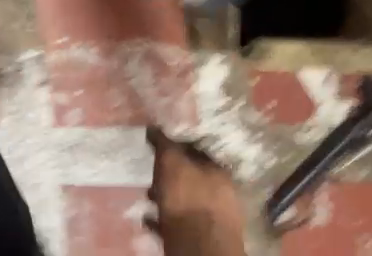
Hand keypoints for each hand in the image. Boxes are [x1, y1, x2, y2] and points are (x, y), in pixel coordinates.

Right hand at [148, 129, 247, 255]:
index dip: (175, 146)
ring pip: (186, 200)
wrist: (199, 247)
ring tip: (148, 199)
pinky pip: (181, 221)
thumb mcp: (171, 161)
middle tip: (151, 175)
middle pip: (191, 176)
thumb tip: (153, 127)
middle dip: (168, 175)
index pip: (196, 149)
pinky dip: (165, 218)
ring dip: (165, 197)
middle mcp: (223, 193)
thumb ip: (163, 142)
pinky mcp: (205, 237)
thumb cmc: (186, 199)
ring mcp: (216, 217)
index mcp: (219, 171)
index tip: (156, 148)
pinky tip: (150, 218)